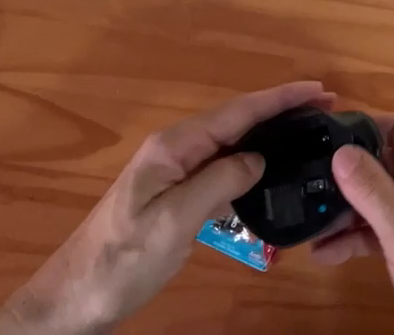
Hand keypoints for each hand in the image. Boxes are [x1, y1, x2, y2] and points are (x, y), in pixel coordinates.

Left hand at [0, 81, 332, 334]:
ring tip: (307, 129)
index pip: (239, 111)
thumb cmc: (119, 262)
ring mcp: (174, 169)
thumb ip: (218, 182)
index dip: (281, 98)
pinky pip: (223, 163)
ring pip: (232, 139)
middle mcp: (176, 148)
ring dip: (270, 130)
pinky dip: (253, 156)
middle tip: (325, 107)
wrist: (69, 303)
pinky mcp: (175, 192)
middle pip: (238, 118)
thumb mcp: (172, 223)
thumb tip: (258, 158)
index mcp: (175, 146)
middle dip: (282, 108)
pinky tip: (269, 166)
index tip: (319, 90)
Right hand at [312, 115, 393, 334]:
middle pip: (388, 161)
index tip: (326, 138)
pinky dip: (361, 236)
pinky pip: (388, 226)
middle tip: (310, 188)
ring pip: (384, 197)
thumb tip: (341, 150)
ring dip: (350, 212)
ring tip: (311, 230)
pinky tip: (329, 254)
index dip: (366, 126)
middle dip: (350, 176)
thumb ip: (374, 193)